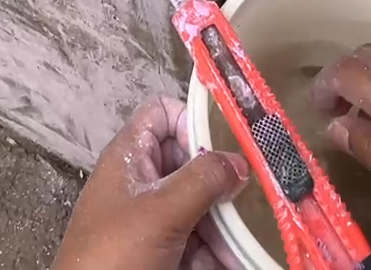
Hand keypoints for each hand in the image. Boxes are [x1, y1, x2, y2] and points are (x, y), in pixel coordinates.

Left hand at [53, 97, 252, 269]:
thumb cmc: (117, 256)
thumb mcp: (160, 211)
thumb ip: (202, 179)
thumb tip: (239, 160)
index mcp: (131, 156)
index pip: (163, 114)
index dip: (191, 121)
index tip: (222, 146)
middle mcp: (144, 181)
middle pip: (191, 161)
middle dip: (223, 178)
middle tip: (254, 191)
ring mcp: (155, 221)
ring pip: (201, 204)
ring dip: (228, 219)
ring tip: (253, 233)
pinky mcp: (166, 255)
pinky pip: (201, 241)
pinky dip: (221, 249)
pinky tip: (242, 258)